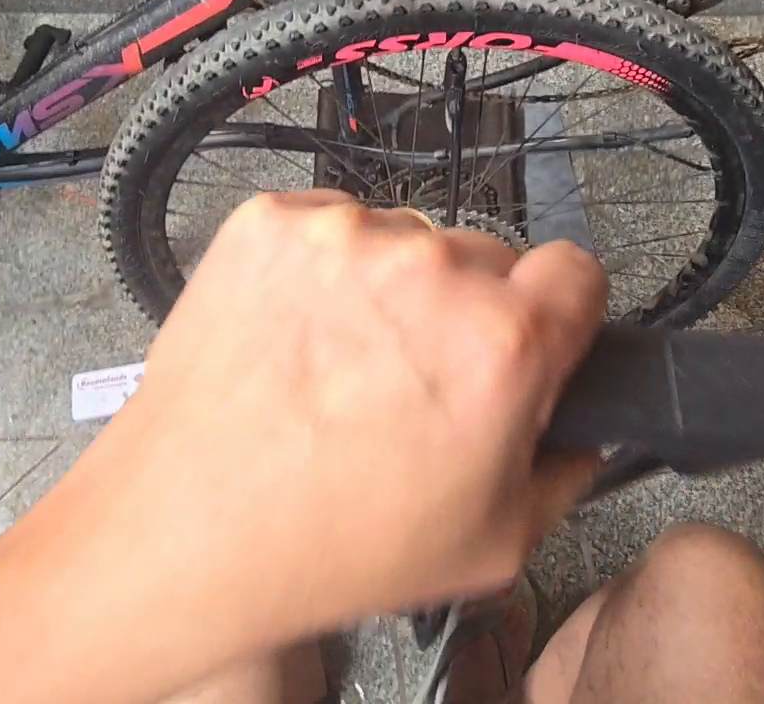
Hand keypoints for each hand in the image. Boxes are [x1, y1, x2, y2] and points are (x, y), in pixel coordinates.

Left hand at [91, 191, 604, 633]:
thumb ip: (563, 468)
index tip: (532, 328)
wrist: (186, 520)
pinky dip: (325, 267)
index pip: (576, 271)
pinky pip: (333, 225)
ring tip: (340, 357)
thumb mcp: (489, 541)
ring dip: (388, 287)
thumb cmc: (324, 542)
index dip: (559, 309)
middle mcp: (425, 270)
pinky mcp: (275, 221)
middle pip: (485, 257)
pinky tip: (300, 330)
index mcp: (497, 343)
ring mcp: (342, 234)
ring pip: (405, 240)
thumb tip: (575, 422)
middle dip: (464, 309)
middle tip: (411, 371)